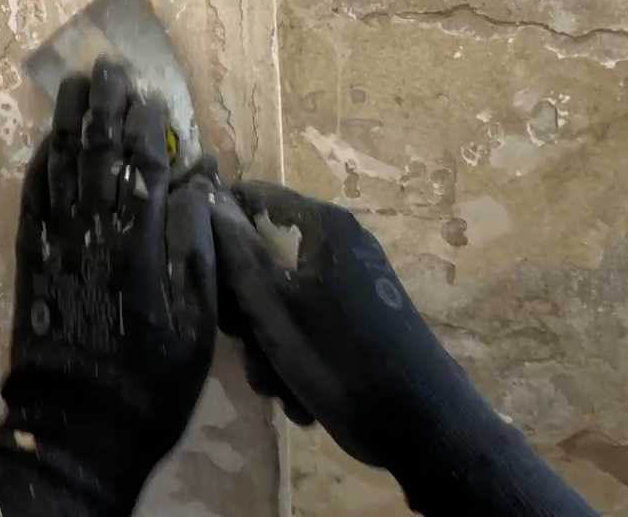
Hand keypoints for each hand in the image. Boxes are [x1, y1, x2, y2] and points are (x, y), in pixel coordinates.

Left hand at [0, 57, 218, 511]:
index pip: (144, 166)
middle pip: (98, 151)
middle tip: (108, 65)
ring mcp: (55, 238)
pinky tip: (46, 139)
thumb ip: (195, 250)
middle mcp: (93, 228)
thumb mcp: (197, 324)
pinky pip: (32, 196)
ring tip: (74, 82)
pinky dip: (39, 163)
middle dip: (104, 104)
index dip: (147, 127)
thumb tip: (197, 187)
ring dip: (68, 119)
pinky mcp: (29, 253)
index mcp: (139, 242)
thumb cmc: (150, 379)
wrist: (79, 423)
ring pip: (61, 164)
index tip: (152, 95)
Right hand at [212, 180, 598, 515]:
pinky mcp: (361, 317)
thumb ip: (234, 248)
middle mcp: (339, 242)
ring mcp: (353, 281)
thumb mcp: (270, 303)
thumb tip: (202, 197)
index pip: (250, 196)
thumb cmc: (338, 357)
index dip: (219, 224)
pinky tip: (298, 391)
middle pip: (263, 252)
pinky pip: (309, 320)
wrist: (425, 432)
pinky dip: (296, 353)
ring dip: (266, 340)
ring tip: (274, 379)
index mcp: (322, 224)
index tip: (204, 268)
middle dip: (244, 302)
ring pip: (281, 295)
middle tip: (239, 336)